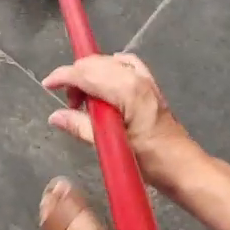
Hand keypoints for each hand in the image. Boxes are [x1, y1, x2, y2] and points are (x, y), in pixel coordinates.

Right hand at [42, 54, 209, 193]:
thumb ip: (82, 127)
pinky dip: (108, 71)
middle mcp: (136, 78)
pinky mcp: (149, 84)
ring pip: (107, 62)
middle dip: (76, 77)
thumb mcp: (113, 146)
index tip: (47, 84)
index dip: (64, 75)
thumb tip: (55, 116)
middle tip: (70, 105)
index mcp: (127, 90)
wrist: (183, 166)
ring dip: (90, 75)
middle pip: (95, 63)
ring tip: (84, 102)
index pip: (87, 73)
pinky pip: (123, 65)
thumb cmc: (150, 161)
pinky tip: (103, 88)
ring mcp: (145, 78)